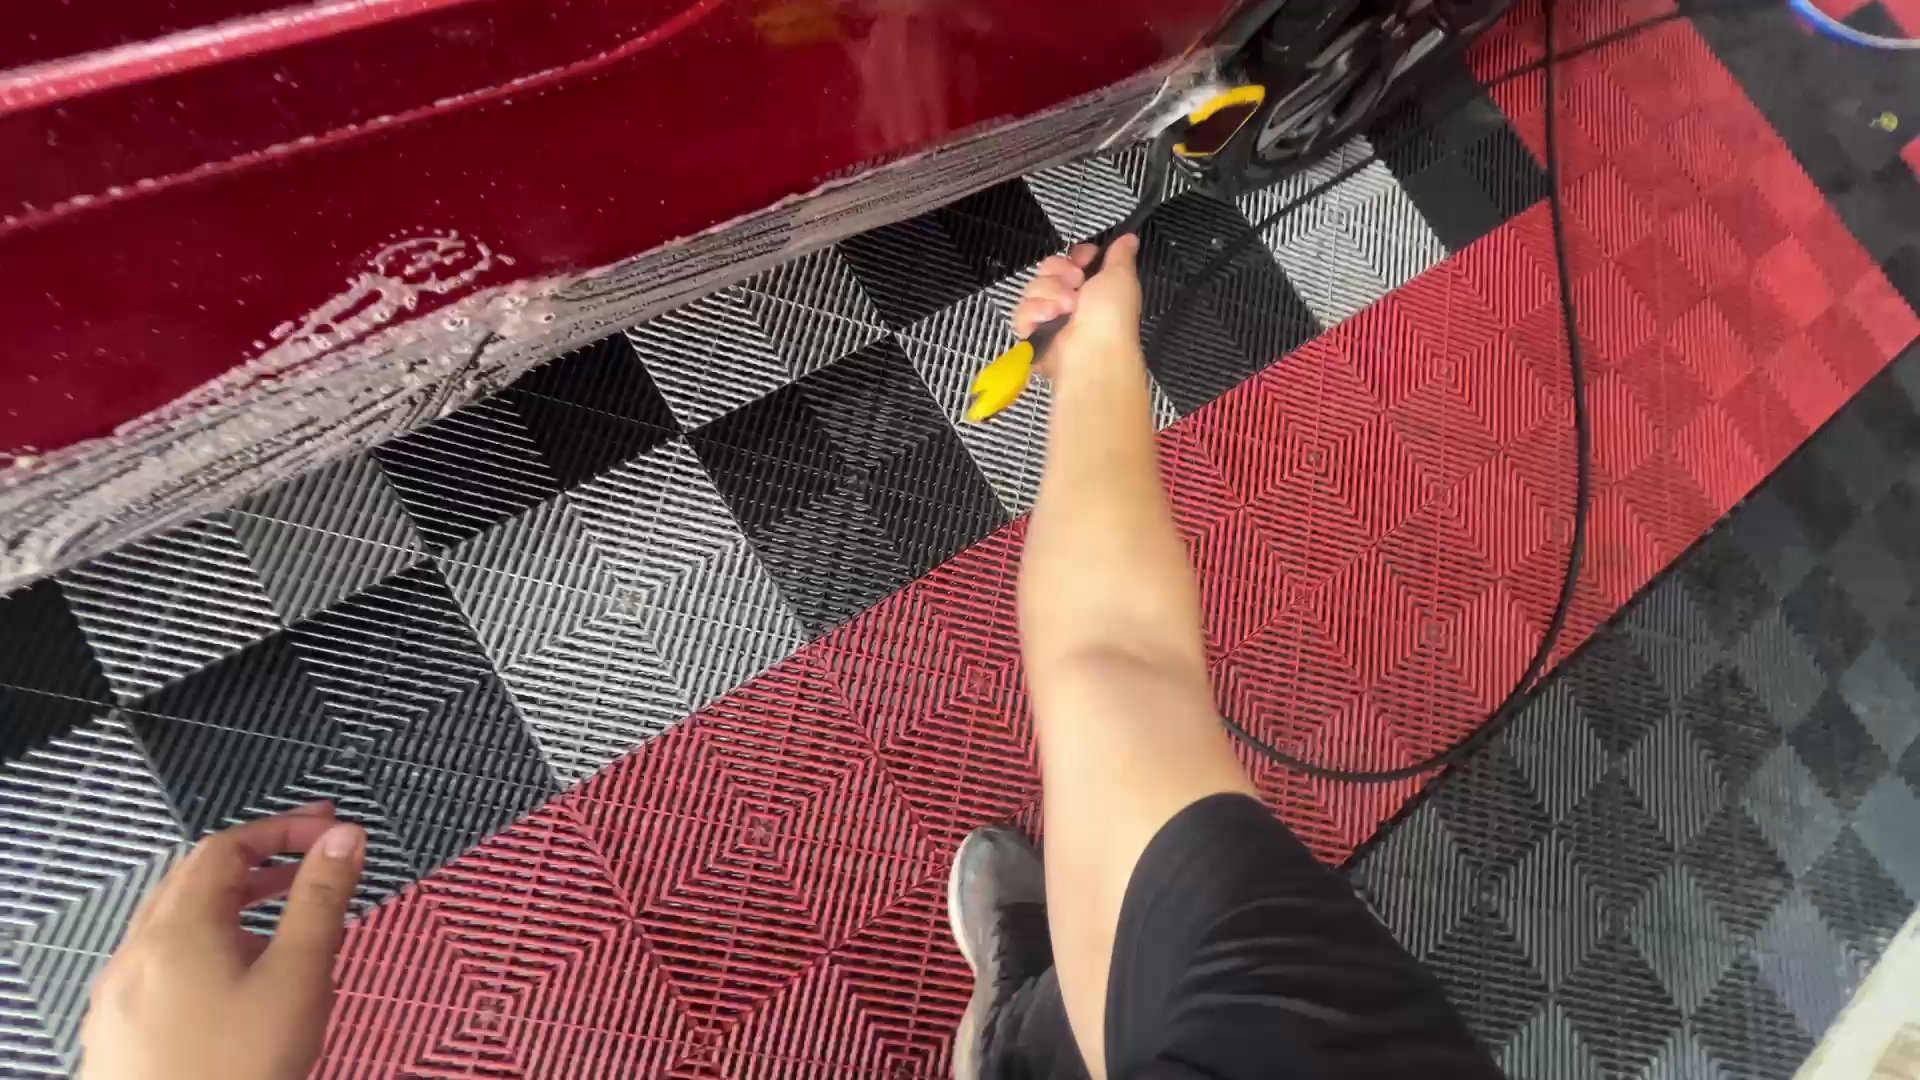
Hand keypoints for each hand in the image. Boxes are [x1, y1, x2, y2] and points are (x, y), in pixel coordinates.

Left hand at [80, 803, 366, 1079]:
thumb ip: (323, 894)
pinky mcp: (124, 1027)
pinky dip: (219, 930)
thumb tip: (345, 835)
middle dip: (266, 852)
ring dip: (243, 892)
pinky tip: (253, 961)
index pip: (227, 847)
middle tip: (322, 847)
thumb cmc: (243, 1059)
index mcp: (177, 932)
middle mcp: (137, 955)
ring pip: (182, 917)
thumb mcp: (300, 969)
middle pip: (198, 876)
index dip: (285, 827)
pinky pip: (171, 954)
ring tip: (298, 901)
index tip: (336, 831)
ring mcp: (122, 995)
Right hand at [1010, 234, 1143, 376]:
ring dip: (1050, 293)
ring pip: (1033, 289)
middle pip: (1048, 270)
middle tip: (1076, 285)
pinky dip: (1034, 312)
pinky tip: (1049, 317)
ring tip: (1066, 308)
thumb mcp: (1121, 275)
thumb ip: (1120, 254)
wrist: (1093, 350)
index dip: (1075, 256)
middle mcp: (1069, 302)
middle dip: (1060, 273)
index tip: (1084, 259)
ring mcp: (1049, 319)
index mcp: (1091, 288)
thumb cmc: (1111, 314)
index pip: (1070, 260)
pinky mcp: (1032, 336)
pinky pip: (1021, 312)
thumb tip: (1129, 238)